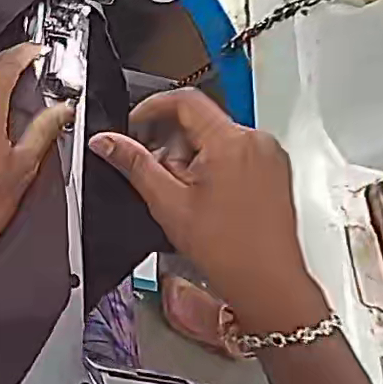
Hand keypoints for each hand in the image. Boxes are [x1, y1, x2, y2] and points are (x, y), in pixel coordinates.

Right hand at [90, 89, 326, 332]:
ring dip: (191, 155)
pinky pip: (236, 152)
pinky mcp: (274, 169)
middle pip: (200, 121)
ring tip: (184, 194)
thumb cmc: (229, 251)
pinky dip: (214, 164)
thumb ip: (134, 164)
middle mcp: (255, 141)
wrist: (268, 283)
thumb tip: (107, 141)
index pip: (184, 100)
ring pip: (217, 137)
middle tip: (159, 174)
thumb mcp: (168, 203)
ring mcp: (269, 155)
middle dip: (171, 142)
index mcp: (230, 142)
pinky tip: (205, 198)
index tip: (135, 125)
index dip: (151, 108)